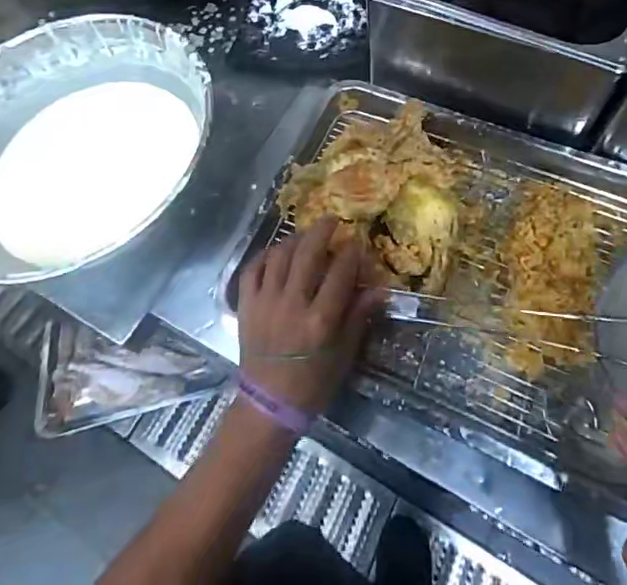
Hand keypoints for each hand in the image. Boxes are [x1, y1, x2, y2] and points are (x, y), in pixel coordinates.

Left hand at [236, 216, 384, 413]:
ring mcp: (265, 303)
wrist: (267, 407)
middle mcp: (292, 304)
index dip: (351, 251)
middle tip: (332, 220)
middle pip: (308, 253)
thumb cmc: (313, 383)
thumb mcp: (344, 353)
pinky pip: (252, 270)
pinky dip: (265, 256)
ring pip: (279, 256)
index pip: (340, 271)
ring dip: (295, 239)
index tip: (357, 241)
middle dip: (322, 231)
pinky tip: (276, 254)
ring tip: (306, 235)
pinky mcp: (246, 307)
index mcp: (320, 319)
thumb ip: (359, 316)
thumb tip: (379, 289)